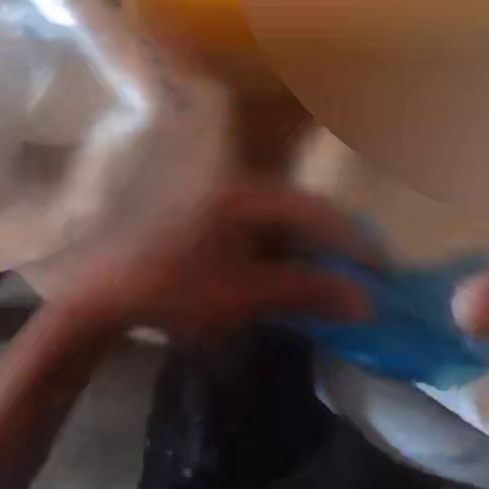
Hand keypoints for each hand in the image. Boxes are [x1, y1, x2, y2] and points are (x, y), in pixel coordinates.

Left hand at [55, 183, 376, 343]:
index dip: (353, 241)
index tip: (384, 270)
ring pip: (276, 223)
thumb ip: (305, 291)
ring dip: (305, 252)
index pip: (314, 210)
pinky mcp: (202, 221)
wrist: (104, 294)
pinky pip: (254, 233)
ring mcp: (214, 203)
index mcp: (243, 195)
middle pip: (297, 211)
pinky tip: (287, 280)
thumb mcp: (244, 295)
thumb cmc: (174, 290)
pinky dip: (278, 256)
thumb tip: (366, 300)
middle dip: (332, 245)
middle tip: (364, 277)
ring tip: (332, 283)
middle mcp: (231, 188)